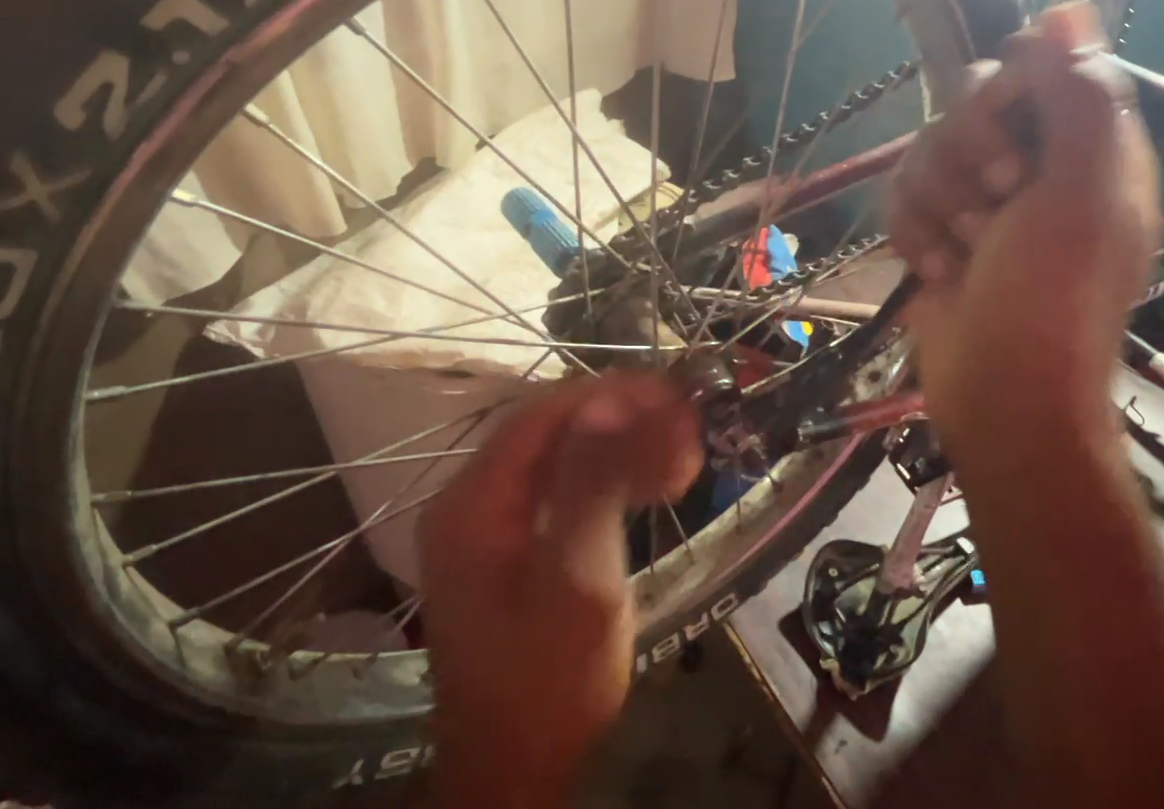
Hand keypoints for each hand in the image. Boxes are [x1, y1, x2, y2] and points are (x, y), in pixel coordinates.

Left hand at [420, 373, 702, 805]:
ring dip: (626, 448)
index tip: (676, 394)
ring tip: (686, 453)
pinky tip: (655, 484)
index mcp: (473, 502)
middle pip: (553, 432)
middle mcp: (474, 503)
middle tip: (690, 423)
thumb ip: (593, 484)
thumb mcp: (577, 577)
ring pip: (564, 460)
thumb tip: (617, 398)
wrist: (516, 770)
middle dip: (625, 419)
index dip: (611, 394)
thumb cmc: (547, 680)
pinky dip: (614, 481)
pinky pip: (567, 493)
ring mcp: (493, 528)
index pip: (543, 414)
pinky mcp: (518, 551)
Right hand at [890, 4, 1163, 460]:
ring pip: (926, 148)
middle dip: (966, 156)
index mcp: (1085, 146)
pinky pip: (900, 194)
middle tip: (994, 206)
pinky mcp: (935, 231)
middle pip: (968, 101)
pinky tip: (938, 272)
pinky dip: (913, 233)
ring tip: (964, 254)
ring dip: (937, 203)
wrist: (999, 393)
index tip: (1011, 133)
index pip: (1035, 66)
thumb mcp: (1084, 192)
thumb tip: (1067, 6)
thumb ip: (1081, 95)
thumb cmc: (1052, 297)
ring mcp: (979, 200)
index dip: (1009, 90)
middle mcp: (1033, 163)